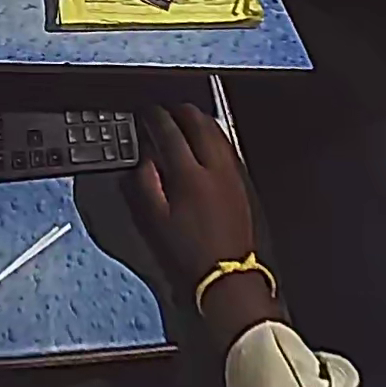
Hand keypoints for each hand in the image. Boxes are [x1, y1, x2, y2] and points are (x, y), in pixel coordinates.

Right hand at [133, 105, 281, 345]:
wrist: (227, 277)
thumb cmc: (189, 250)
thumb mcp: (155, 217)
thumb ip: (146, 180)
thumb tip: (144, 157)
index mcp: (189, 175)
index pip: (169, 131)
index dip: (154, 116)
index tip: (146, 112)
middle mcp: (213, 168)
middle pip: (197, 122)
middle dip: (178, 110)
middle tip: (164, 109)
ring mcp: (231, 173)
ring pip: (216, 129)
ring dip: (197, 118)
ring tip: (182, 117)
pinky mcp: (241, 180)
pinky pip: (227, 144)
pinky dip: (212, 132)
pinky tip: (204, 136)